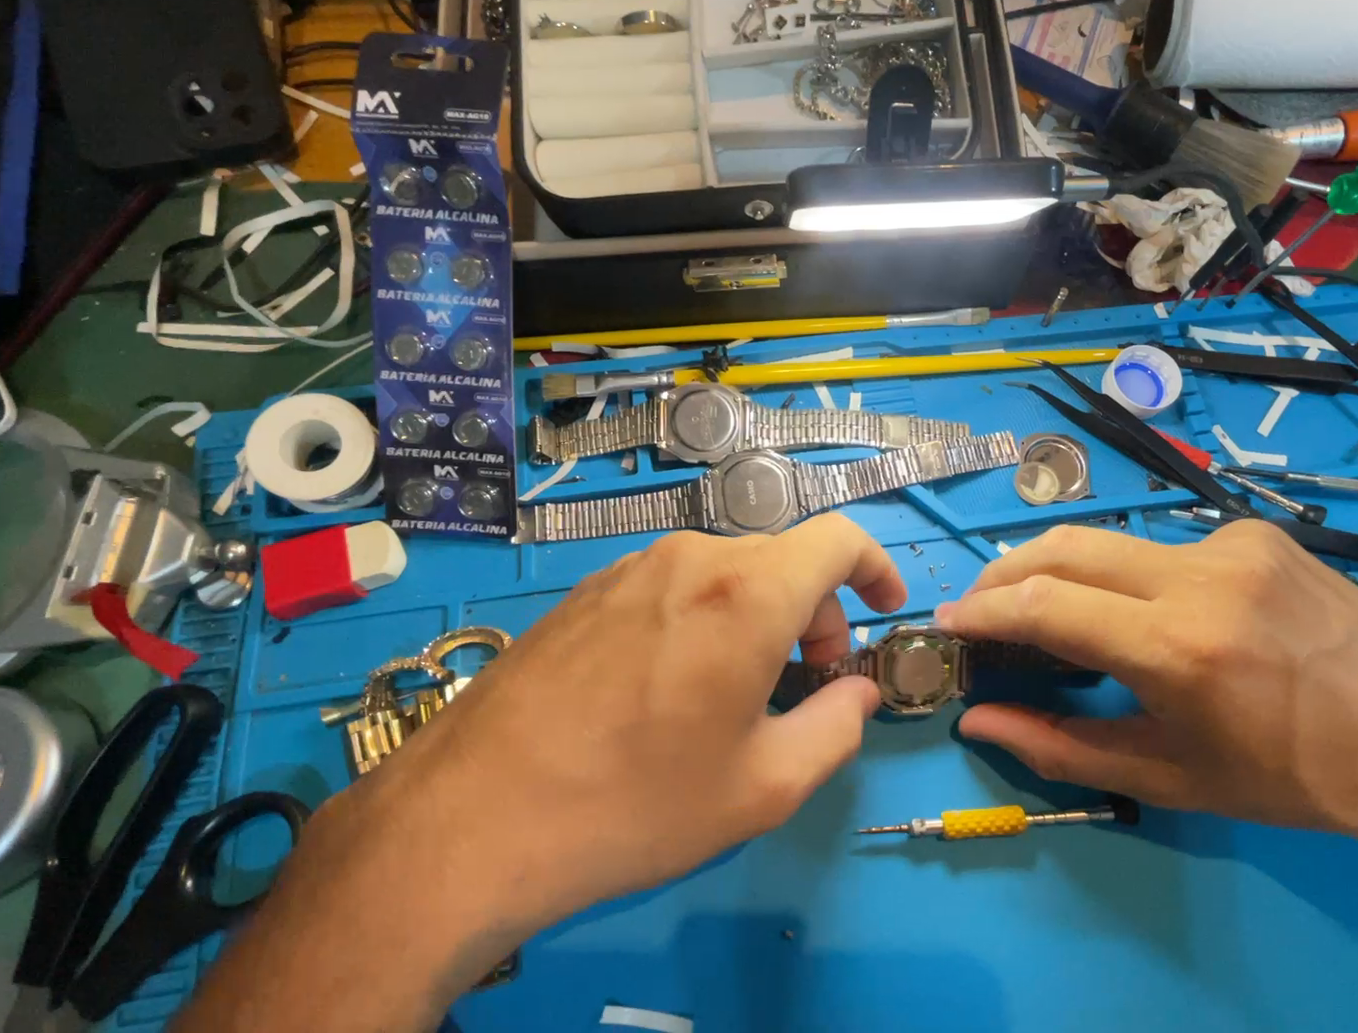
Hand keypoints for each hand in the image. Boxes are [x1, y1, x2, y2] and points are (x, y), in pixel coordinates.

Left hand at [312, 514, 905, 933]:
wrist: (472, 817)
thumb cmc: (635, 802)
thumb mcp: (763, 786)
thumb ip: (835, 729)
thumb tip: (856, 693)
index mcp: (747, 592)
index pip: (838, 540)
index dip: (876, 568)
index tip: (885, 611)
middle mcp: (690, 558)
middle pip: (783, 560)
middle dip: (816, 613)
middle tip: (807, 682)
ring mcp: (629, 568)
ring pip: (726, 572)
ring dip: (759, 616)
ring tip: (738, 691)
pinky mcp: (586, 592)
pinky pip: (672, 586)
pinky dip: (705, 616)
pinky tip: (672, 685)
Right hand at [937, 520, 1357, 853]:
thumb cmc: (1295, 778)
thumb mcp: (1170, 777)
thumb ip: (1060, 746)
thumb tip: (978, 722)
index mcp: (1179, 647)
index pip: (1046, 605)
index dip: (984, 610)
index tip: (949, 623)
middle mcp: (1200, 574)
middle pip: (1064, 547)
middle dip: (1005, 573)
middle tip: (979, 608)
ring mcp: (1231, 542)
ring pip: (1108, 541)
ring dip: (1061, 570)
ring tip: (1043, 610)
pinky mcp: (1254, 532)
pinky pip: (1161, 545)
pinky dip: (1126, 574)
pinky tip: (1144, 611)